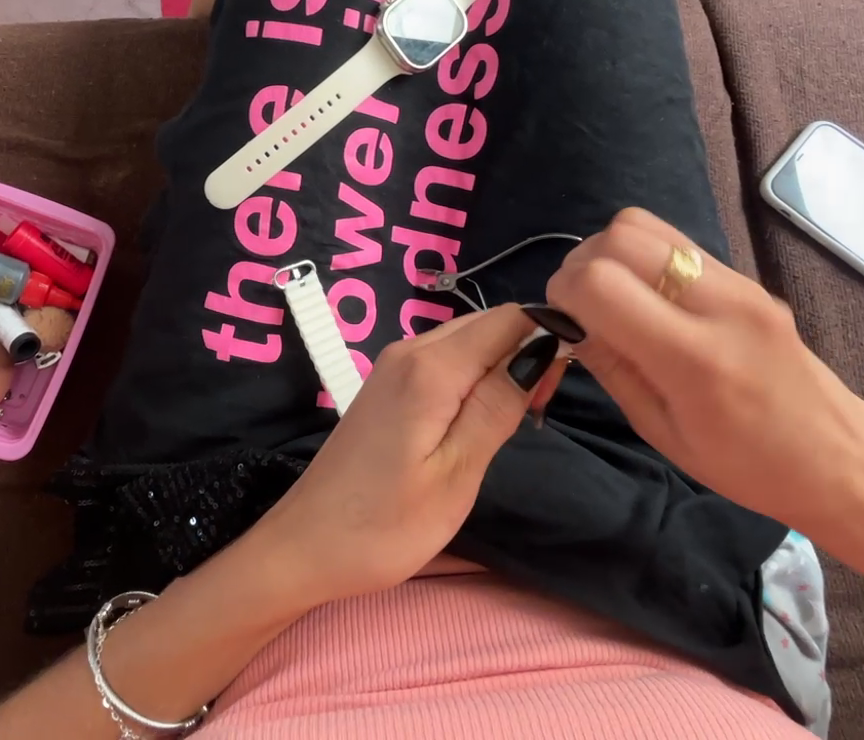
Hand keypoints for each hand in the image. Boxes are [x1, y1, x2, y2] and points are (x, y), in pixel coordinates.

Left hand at [246, 306, 551, 608]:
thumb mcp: (457, 472)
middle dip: (525, 355)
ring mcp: (393, 365)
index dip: (546, 339)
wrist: (307, 544)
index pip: (509, 318)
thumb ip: (499, 404)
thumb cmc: (386, 524)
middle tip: (534, 416)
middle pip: (487, 324)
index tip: (556, 391)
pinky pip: (443, 361)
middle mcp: (409, 349)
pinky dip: (471, 378)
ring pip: (466, 341)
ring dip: (499, 368)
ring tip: (507, 425)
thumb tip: (544, 345)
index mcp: (431, 366)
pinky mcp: (387, 386)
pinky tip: (472, 421)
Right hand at [544, 207, 863, 548]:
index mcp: (694, 358)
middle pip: (621, 236)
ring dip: (609, 253)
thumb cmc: (745, 464)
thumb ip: (608, 364)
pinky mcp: (744, 275)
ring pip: (643, 225)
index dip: (564, 291)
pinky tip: (646, 297)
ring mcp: (737, 282)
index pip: (601, 282)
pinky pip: (672, 240)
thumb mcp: (659, 429)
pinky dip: (639, 257)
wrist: (840, 458)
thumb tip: (564, 320)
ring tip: (612, 297)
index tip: (564, 320)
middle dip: (582, 264)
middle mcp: (719, 304)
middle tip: (583, 305)